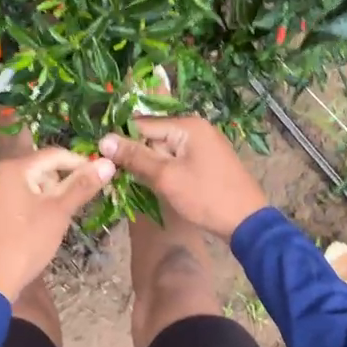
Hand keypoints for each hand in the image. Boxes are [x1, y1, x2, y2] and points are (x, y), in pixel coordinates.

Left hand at [0, 148, 115, 301]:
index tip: (100, 176)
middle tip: (77, 204)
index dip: (80, 163)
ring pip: (28, 185)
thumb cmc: (24, 244)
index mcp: (13, 169)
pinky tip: (38, 227)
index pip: (54, 155)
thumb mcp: (58, 213)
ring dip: (48, 197)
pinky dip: (32, 206)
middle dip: (62, 183)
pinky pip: (16, 199)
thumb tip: (107, 164)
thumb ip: (82, 186)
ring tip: (59, 219)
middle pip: (40, 169)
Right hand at [99, 116, 268, 240]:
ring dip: (148, 164)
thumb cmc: (205, 197)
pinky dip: (163, 169)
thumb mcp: (166, 177)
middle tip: (115, 174)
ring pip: (163, 149)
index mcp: (187, 125)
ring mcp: (203, 144)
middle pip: (152, 135)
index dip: (120, 141)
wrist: (247, 222)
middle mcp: (196, 127)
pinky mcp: (207, 160)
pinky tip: (155, 185)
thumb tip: (103, 140)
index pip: (142, 124)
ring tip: (131, 181)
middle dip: (135, 153)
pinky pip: (176, 158)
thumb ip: (135, 157)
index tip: (100, 158)